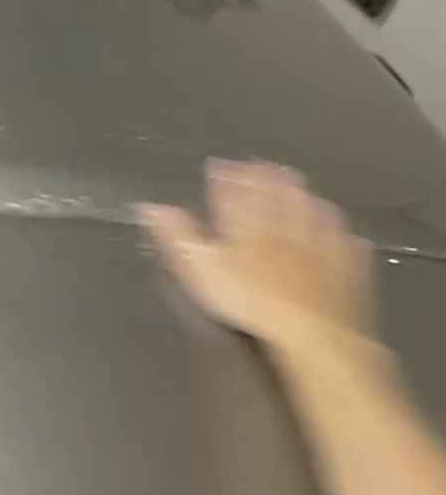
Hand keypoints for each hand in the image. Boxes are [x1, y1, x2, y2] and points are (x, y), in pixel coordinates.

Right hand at [135, 159, 376, 359]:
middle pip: (274, 199)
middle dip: (266, 180)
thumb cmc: (246, 299)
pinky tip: (341, 227)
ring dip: (301, 196)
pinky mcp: (345, 268)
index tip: (220, 163)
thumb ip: (176, 235)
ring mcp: (318, 247)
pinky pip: (344, 242)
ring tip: (296, 183)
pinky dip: (338, 229)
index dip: (225, 178)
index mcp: (243, 229)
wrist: (312, 332)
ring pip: (310, 213)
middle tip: (261, 164)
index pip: (232, 197)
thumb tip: (150, 207)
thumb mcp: (197, 267)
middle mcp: (281, 230)